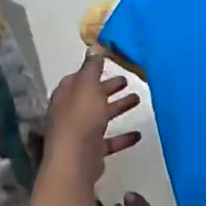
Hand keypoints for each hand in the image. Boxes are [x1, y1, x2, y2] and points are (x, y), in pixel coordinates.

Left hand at [45, 53, 142, 185]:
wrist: (75, 159)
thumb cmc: (81, 117)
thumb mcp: (88, 85)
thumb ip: (92, 67)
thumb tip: (94, 47)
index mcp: (67, 94)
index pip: (79, 77)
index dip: (93, 70)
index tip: (111, 63)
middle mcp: (71, 111)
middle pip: (91, 95)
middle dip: (108, 87)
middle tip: (127, 81)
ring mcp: (81, 131)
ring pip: (102, 115)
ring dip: (118, 107)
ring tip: (138, 100)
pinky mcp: (92, 150)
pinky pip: (109, 140)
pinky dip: (123, 136)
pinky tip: (138, 134)